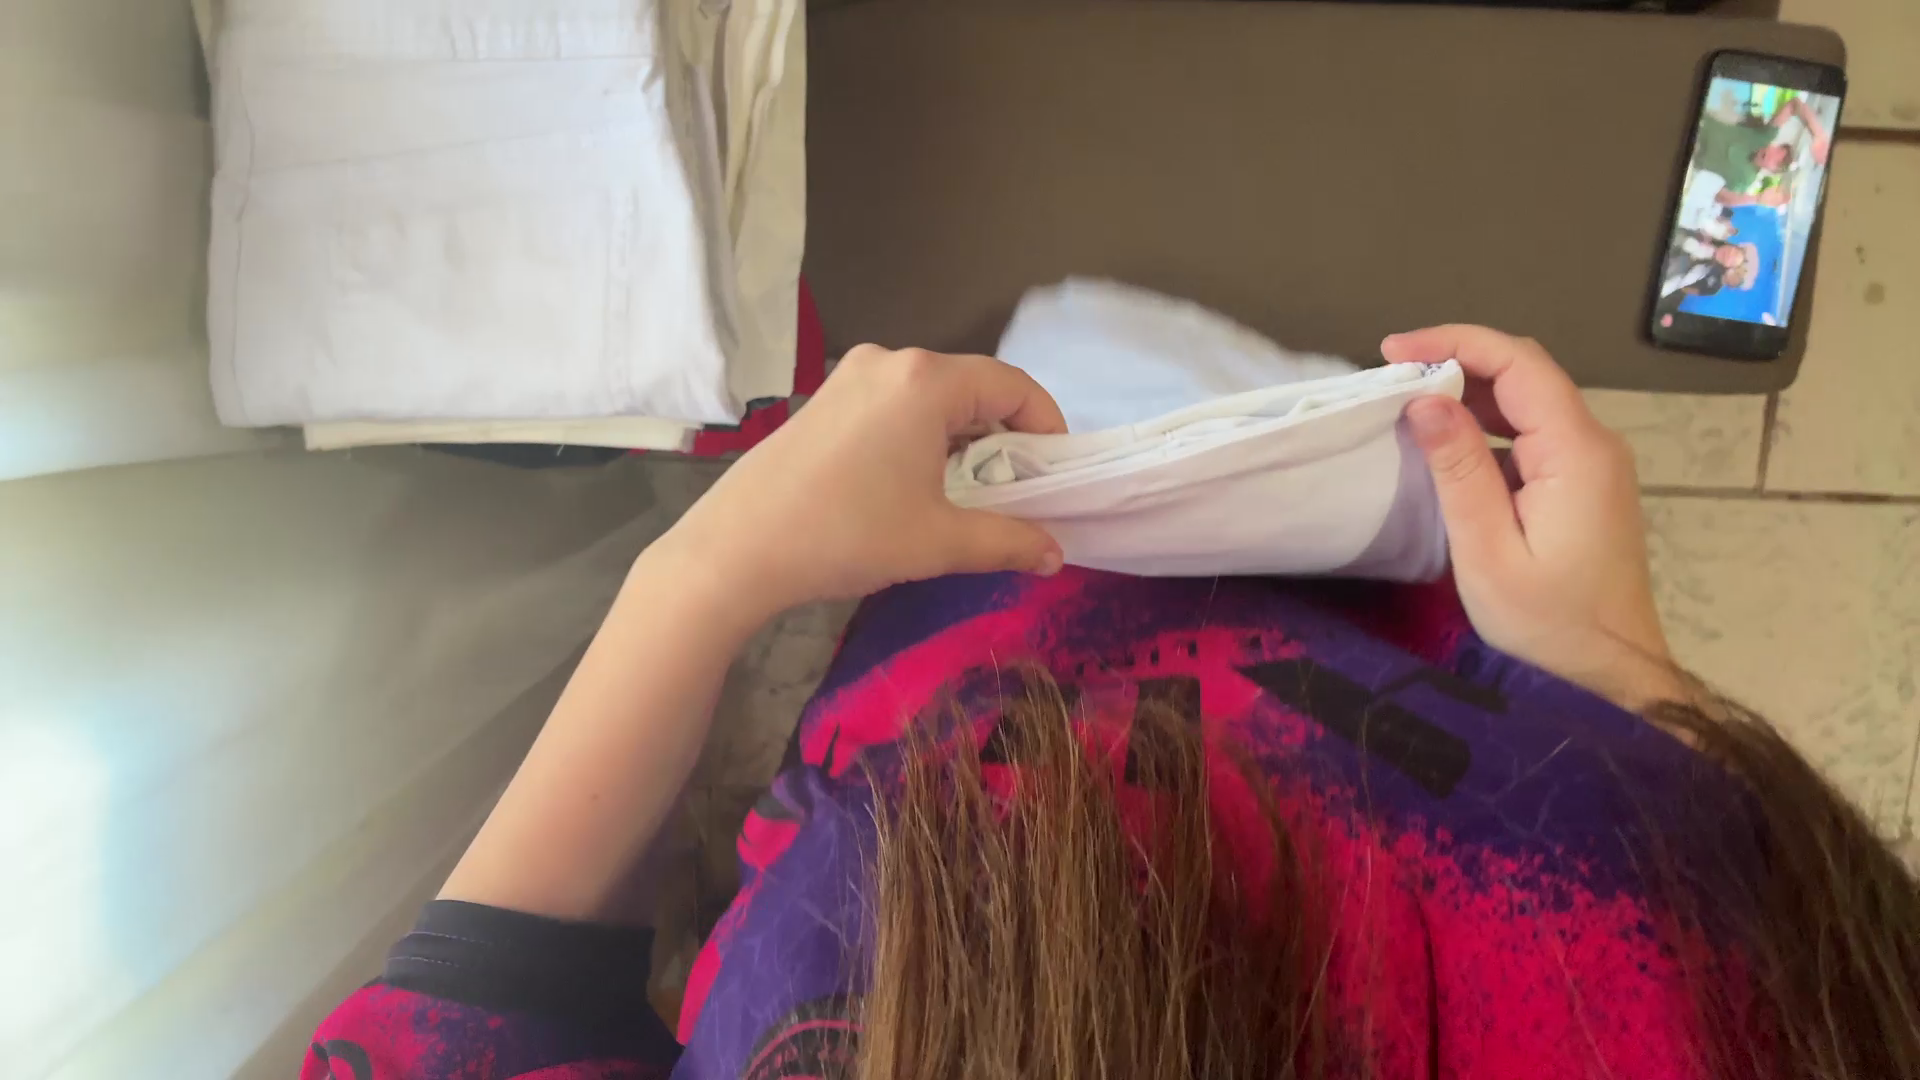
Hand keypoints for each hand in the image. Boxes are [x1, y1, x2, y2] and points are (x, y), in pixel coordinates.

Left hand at [650, 346, 1066, 621]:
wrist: (737, 549)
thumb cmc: (848, 535)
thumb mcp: (939, 542)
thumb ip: (1009, 542)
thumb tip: (1056, 555)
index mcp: (924, 381)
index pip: (1012, 385)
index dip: (1047, 425)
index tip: (1057, 471)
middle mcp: (889, 362)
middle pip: (972, 388)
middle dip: (1004, 437)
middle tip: (1015, 491)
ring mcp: (849, 377)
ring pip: (931, 399)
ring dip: (962, 439)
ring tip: (967, 492)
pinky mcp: (824, 400)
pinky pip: (894, 407)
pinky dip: (922, 437)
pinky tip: (913, 482)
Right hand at [1382, 326, 1685, 709]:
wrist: (1606, 670)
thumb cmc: (1543, 619)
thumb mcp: (1487, 548)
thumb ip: (1459, 471)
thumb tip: (1424, 401)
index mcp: (1575, 452)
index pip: (1519, 366)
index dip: (1454, 344)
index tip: (1390, 352)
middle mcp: (1590, 444)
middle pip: (1524, 374)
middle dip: (1454, 359)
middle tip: (1386, 374)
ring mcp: (1586, 463)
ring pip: (1523, 400)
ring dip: (1463, 389)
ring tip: (1401, 398)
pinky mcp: (1573, 483)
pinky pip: (1523, 432)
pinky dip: (1477, 421)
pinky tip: (1438, 436)